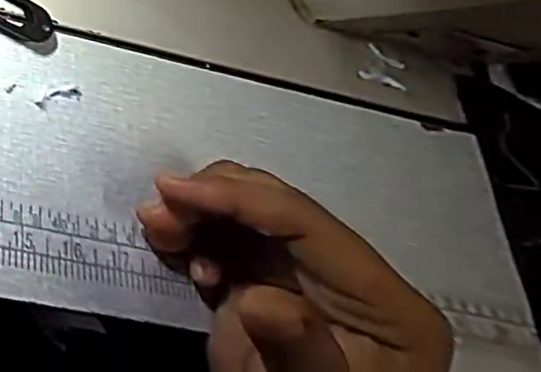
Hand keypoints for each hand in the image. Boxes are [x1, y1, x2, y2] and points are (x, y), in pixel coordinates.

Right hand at [138, 162, 452, 371]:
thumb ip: (300, 352)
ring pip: (244, 211)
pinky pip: (230, 238)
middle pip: (270, 203)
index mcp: (384, 300)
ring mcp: (311, 275)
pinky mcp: (274, 281)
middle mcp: (349, 272)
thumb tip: (260, 300)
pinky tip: (181, 253)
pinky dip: (196, 233)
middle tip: (156, 212)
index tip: (172, 188)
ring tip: (157, 226)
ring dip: (194, 211)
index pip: (300, 218)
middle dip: (206, 197)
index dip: (233, 196)